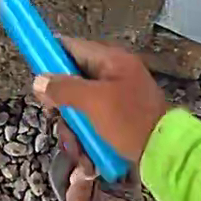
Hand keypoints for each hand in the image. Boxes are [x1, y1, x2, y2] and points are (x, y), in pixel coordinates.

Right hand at [32, 38, 170, 162]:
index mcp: (112, 60)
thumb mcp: (94, 102)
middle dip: (61, 104)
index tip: (36, 74)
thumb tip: (39, 80)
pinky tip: (87, 152)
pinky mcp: (117, 117)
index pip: (72, 47)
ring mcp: (115, 96)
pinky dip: (85, 136)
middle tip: (58, 118)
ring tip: (78, 145)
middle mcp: (113, 74)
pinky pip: (90, 120)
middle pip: (71, 80)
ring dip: (73, 127)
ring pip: (78, 105)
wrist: (164, 152)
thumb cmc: (130, 121)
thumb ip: (64, 89)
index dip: (51, 57)